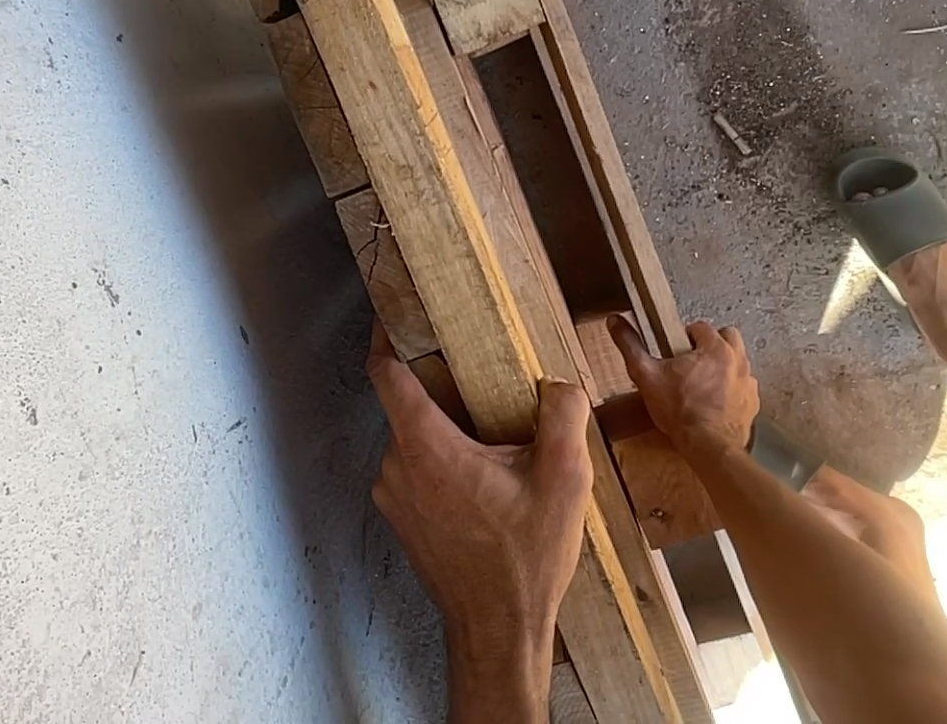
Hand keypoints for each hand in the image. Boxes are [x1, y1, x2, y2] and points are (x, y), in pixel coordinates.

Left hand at [368, 328, 592, 657]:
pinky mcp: (401, 518)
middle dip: (439, 390)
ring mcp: (393, 496)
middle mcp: (396, 465)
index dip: (384, 338)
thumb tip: (558, 385)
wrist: (498, 631)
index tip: (390, 314)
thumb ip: (563, 415)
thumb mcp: (563, 480)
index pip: (386, 374)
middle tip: (479, 385)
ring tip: (491, 441)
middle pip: (407, 405)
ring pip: (412, 439)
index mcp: (425, 445)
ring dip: (444, 431)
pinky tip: (481, 480)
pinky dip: (439, 461)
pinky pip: (413, 470)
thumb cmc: (524, 557)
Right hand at [609, 316, 759, 451]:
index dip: (684, 336)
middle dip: (711, 344)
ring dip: (723, 365)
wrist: (707, 446)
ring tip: (702, 382)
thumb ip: (630, 345)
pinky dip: (731, 389)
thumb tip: (615, 321)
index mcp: (714, 348)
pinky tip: (714, 401)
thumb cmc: (680, 410)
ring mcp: (748, 382)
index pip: (701, 327)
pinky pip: (743, 386)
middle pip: (728, 337)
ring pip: (738, 361)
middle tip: (692, 360)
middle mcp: (737, 360)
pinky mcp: (752, 403)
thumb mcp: (645, 374)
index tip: (674, 350)